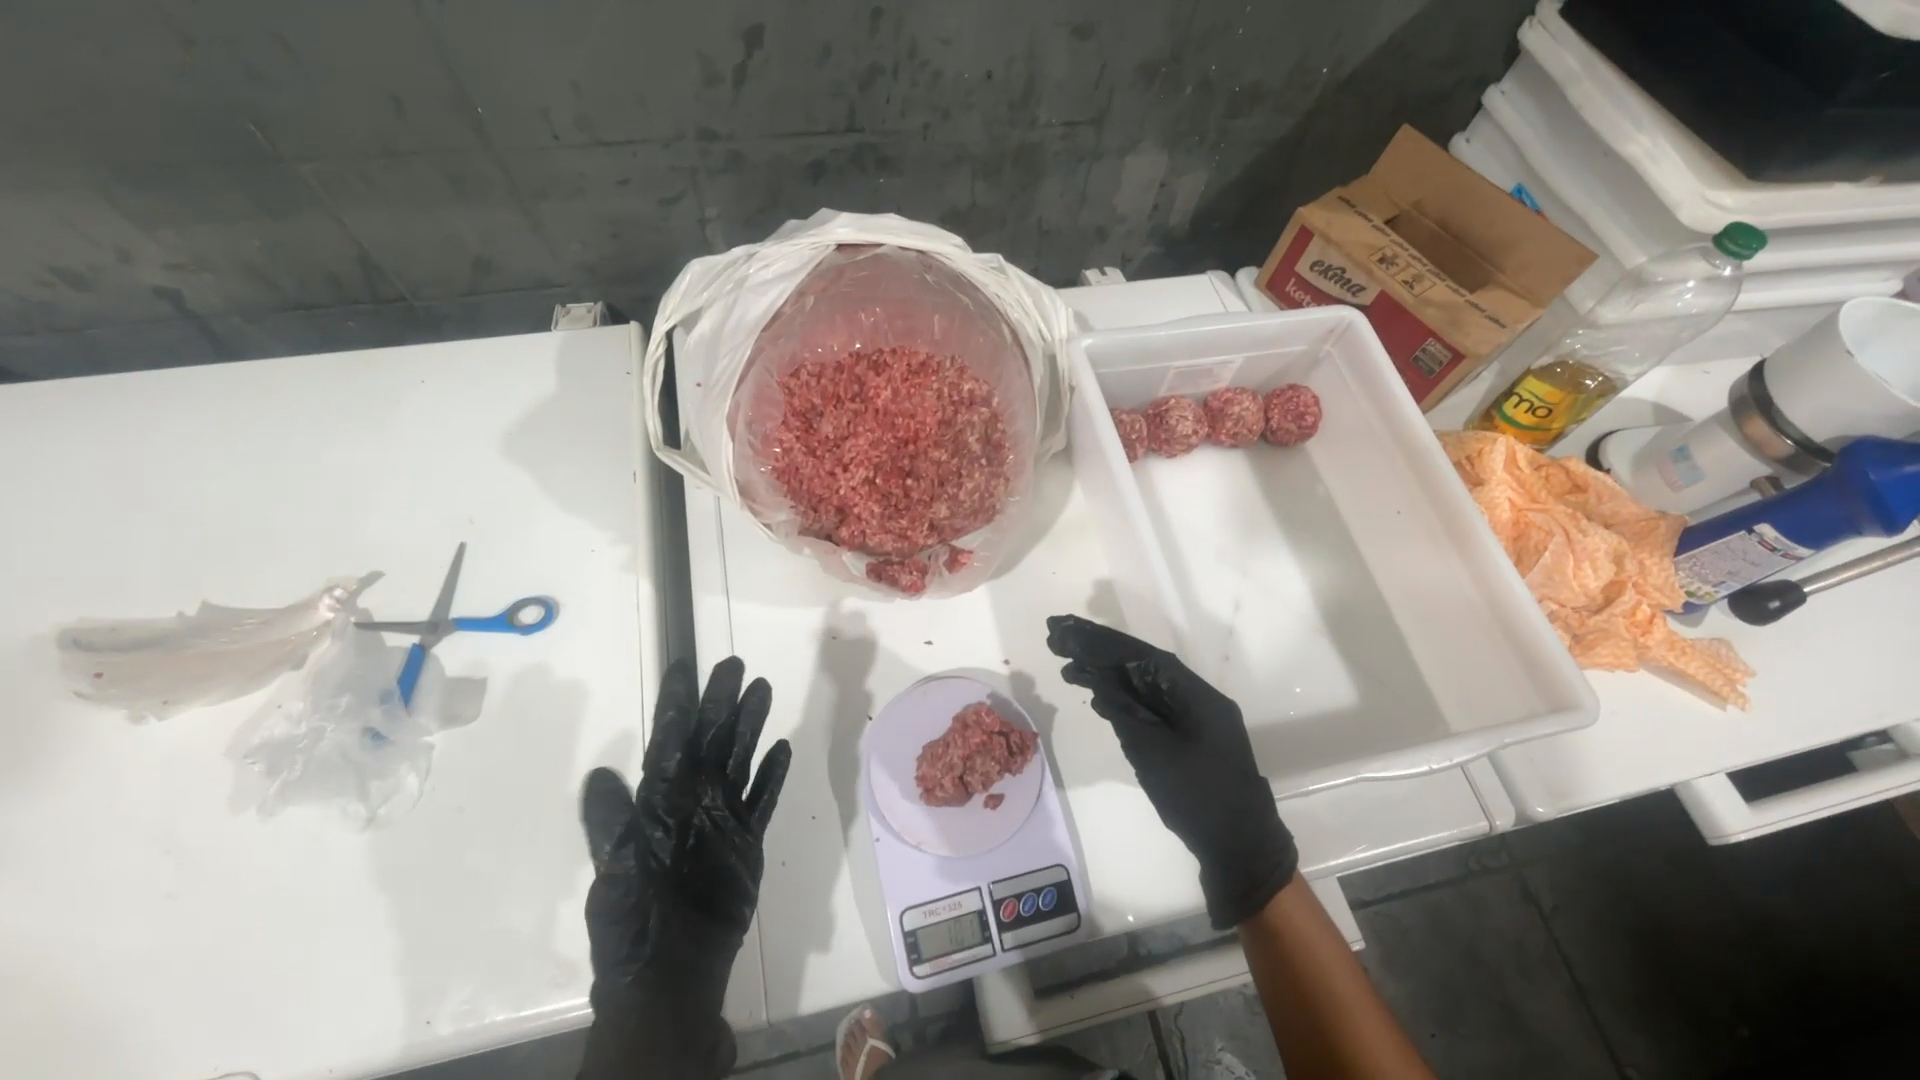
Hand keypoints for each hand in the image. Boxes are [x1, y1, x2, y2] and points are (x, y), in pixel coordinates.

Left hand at [577, 656, 791, 1079]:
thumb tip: (600, 772)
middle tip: (734, 665)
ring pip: (739, 759)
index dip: (678, 703)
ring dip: (750, 725)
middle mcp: (692, 799)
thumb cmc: (632, 922)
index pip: (670, 740)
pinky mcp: (746, 840)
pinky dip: (771, 774)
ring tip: (763, 689)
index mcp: (658, 801)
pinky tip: (781, 748)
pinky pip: (761, 799)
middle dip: (722, 701)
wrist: (669, 973)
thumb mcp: (612, 871)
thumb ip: (610, 822)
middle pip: (711, 739)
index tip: (684, 666)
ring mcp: (722, 818)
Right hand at [1047, 615, 1295, 929]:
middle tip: (1057, 637)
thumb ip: (1125, 713)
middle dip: (1100, 651)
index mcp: (1197, 696)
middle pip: (1142, 666)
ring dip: (1107, 675)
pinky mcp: (1187, 739)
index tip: (1068, 630)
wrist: (1240, 847)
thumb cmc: (1199, 799)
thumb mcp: (1154, 754)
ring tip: (1068, 667)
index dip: (1103, 641)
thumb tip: (1098, 679)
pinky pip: (1149, 708)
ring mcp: (1193, 719)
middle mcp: (1197, 699)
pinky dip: (1121, 700)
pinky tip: (1097, 697)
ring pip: (1143, 686)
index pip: (1143, 657)